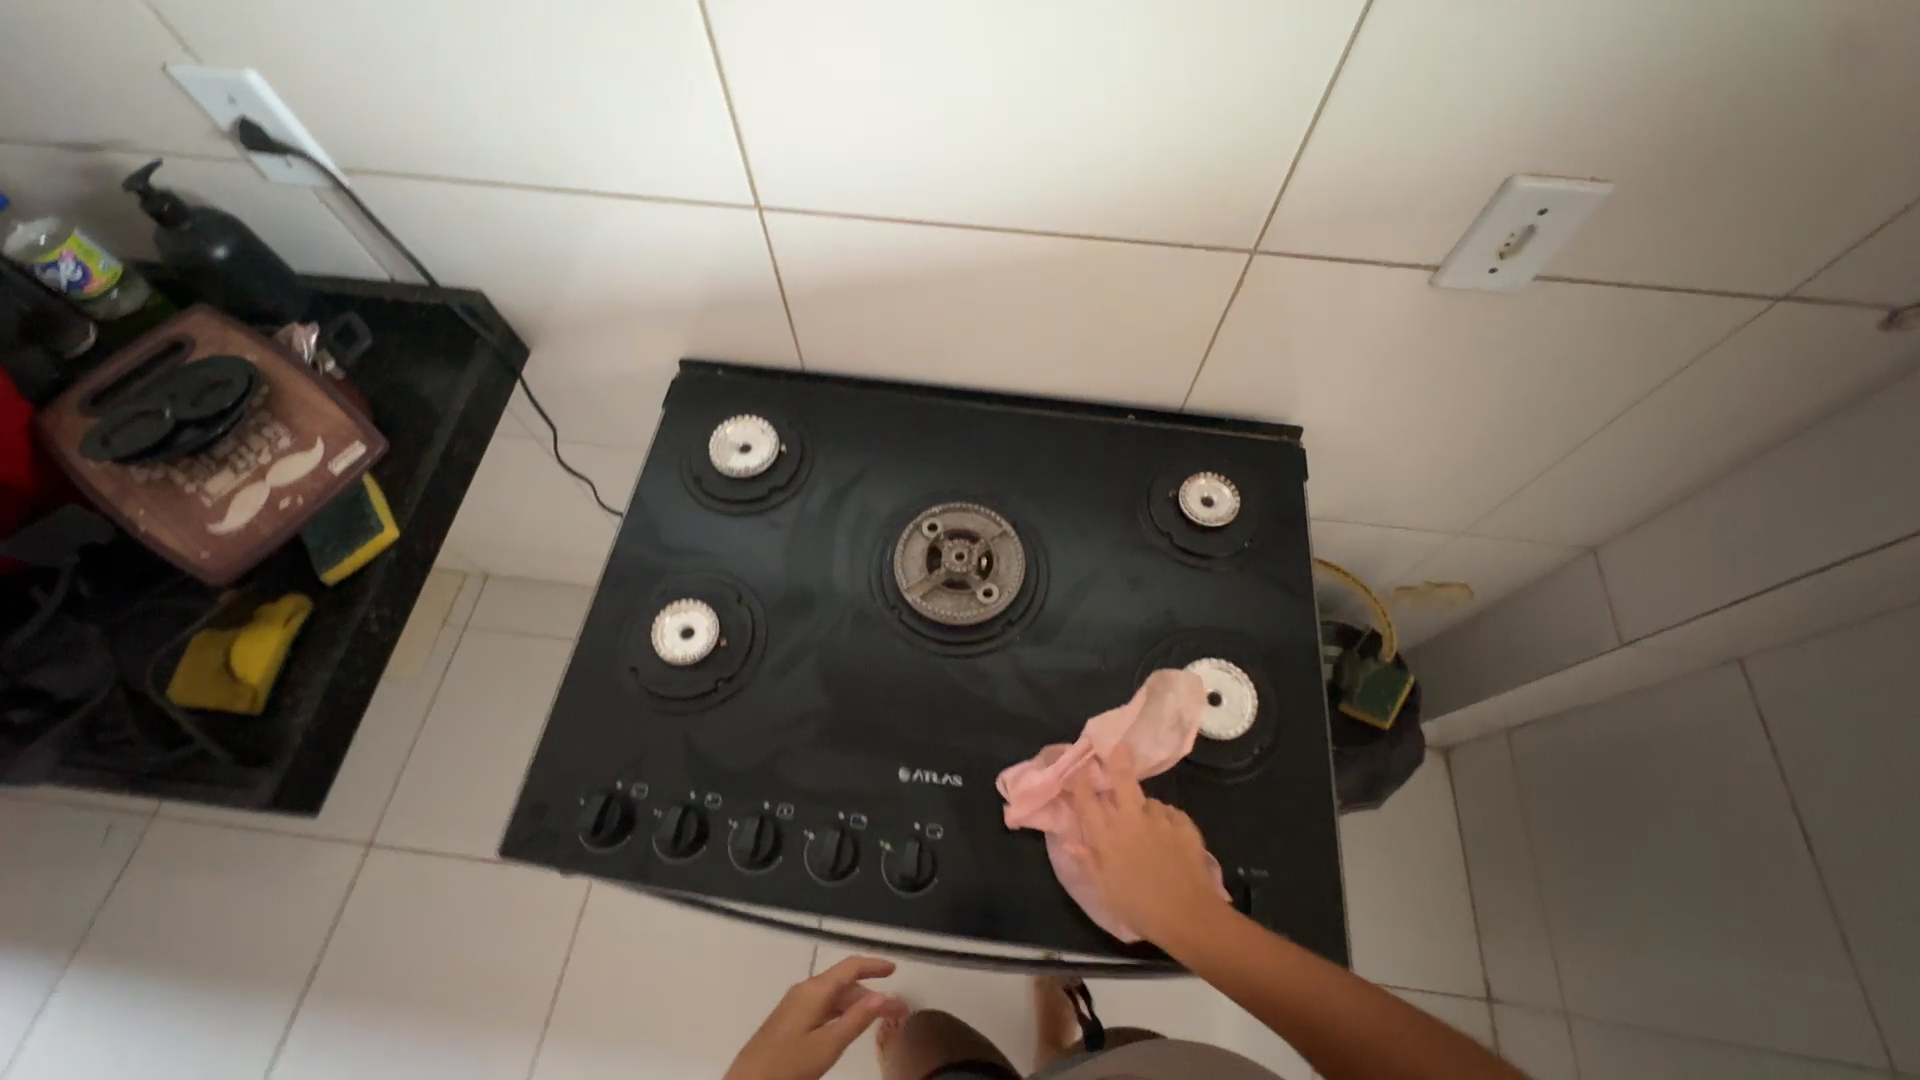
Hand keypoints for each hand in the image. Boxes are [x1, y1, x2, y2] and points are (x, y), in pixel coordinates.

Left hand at [723, 955, 908, 1079]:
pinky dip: (841, 1013)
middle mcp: (804, 991)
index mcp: (814, 991)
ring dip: (856, 1004)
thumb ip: (856, 1020)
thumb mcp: (827, 1046)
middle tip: (894, 1011)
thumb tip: (883, 995)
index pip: (850, 967)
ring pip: (832, 997)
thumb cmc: (788, 1066)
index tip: (895, 969)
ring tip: (877, 1020)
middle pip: (843, 983)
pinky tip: (847, 1028)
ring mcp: (794, 1006)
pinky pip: (822, 1008)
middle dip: (870, 992)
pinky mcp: (788, 1022)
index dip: (873, 965)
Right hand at [1068, 746, 1228, 945]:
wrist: (1187, 916)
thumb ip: (1088, 861)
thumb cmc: (1138, 907)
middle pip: (1123, 781)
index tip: (1077, 768)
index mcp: (1107, 837)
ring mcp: (1160, 820)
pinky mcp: (1185, 825)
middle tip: (1119, 746)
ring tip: (1151, 828)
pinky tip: (1170, 838)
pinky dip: (1168, 822)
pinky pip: (1172, 815)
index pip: (1087, 802)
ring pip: (1150, 802)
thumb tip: (1069, 842)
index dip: (1080, 782)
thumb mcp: (1105, 890)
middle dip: (1119, 760)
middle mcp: (1131, 821)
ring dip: (1147, 810)